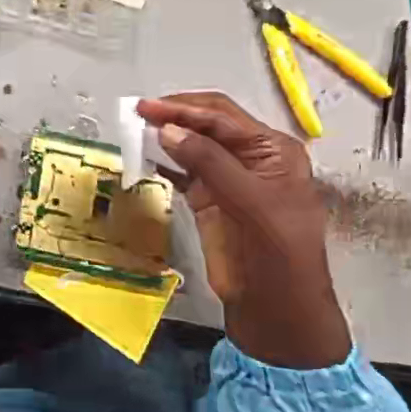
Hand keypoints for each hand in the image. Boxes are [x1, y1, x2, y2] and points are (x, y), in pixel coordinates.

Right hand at [136, 92, 350, 368]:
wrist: (275, 303)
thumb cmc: (276, 251)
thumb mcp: (250, 201)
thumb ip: (210, 162)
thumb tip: (167, 130)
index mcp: (273, 150)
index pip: (223, 117)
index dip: (184, 109)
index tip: (147, 108)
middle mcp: (250, 157)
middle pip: (207, 125)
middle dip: (174, 116)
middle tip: (136, 113)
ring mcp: (227, 179)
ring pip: (192, 146)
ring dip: (166, 136)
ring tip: (134, 129)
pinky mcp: (208, 200)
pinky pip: (182, 172)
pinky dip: (162, 162)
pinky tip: (143, 157)